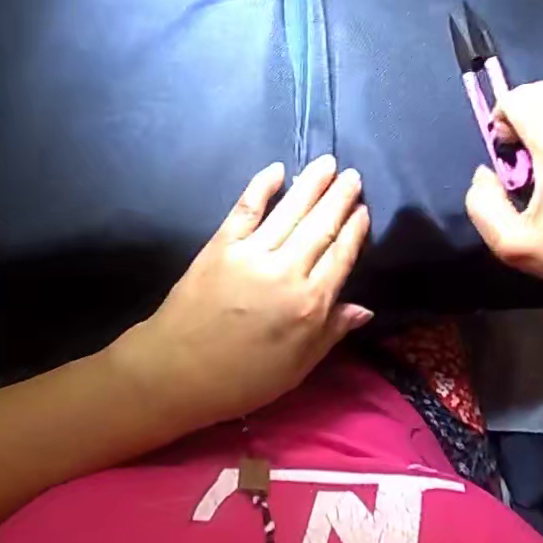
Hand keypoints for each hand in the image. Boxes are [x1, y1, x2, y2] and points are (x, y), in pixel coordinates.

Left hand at [116, 155, 372, 428]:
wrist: (178, 371)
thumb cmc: (242, 378)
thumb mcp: (297, 368)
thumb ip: (331, 333)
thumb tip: (364, 309)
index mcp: (310, 305)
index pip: (340, 256)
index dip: (355, 230)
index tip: (363, 209)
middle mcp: (286, 272)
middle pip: (320, 227)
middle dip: (339, 198)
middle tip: (352, 175)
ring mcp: (252, 254)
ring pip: (289, 211)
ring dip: (311, 184)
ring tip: (327, 163)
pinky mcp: (221, 245)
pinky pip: (246, 208)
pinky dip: (261, 186)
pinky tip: (276, 170)